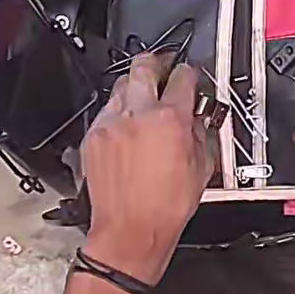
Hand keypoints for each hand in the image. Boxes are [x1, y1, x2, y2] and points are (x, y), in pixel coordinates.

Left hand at [80, 52, 213, 284]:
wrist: (130, 230)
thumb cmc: (164, 208)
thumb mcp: (201, 170)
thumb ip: (201, 135)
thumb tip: (199, 119)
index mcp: (171, 120)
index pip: (183, 77)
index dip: (190, 73)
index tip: (190, 77)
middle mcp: (138, 115)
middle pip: (144, 65)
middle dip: (157, 63)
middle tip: (164, 68)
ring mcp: (111, 124)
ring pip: (121, 86)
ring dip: (135, 88)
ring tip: (144, 102)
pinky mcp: (93, 137)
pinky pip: (105, 112)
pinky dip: (118, 114)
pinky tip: (127, 128)